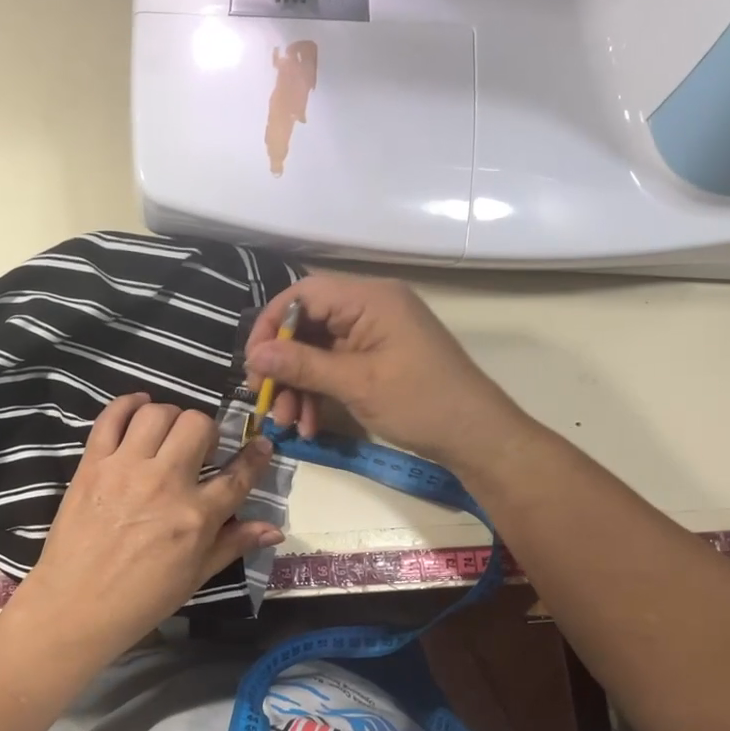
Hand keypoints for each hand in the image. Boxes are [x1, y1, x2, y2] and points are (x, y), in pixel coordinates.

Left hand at [6, 394, 280, 654]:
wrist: (75, 606)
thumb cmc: (141, 599)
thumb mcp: (195, 577)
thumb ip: (233, 544)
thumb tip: (274, 528)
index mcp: (196, 517)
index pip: (238, 474)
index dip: (255, 456)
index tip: (260, 446)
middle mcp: (165, 483)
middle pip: (197, 425)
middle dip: (206, 431)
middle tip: (199, 449)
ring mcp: (125, 469)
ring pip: (157, 413)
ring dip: (169, 417)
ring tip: (166, 435)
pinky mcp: (92, 464)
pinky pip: (111, 417)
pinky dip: (127, 404)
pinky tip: (138, 407)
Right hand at [245, 272, 535, 475]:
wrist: (476, 436)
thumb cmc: (420, 403)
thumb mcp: (355, 384)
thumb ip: (302, 365)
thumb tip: (254, 355)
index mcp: (370, 299)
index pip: (303, 294)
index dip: (270, 324)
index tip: (253, 363)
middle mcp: (370, 308)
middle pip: (307, 324)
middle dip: (282, 365)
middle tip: (265, 399)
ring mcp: (374, 334)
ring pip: (316, 351)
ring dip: (297, 387)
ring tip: (288, 424)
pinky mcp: (377, 358)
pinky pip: (334, 367)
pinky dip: (317, 393)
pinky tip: (309, 425)